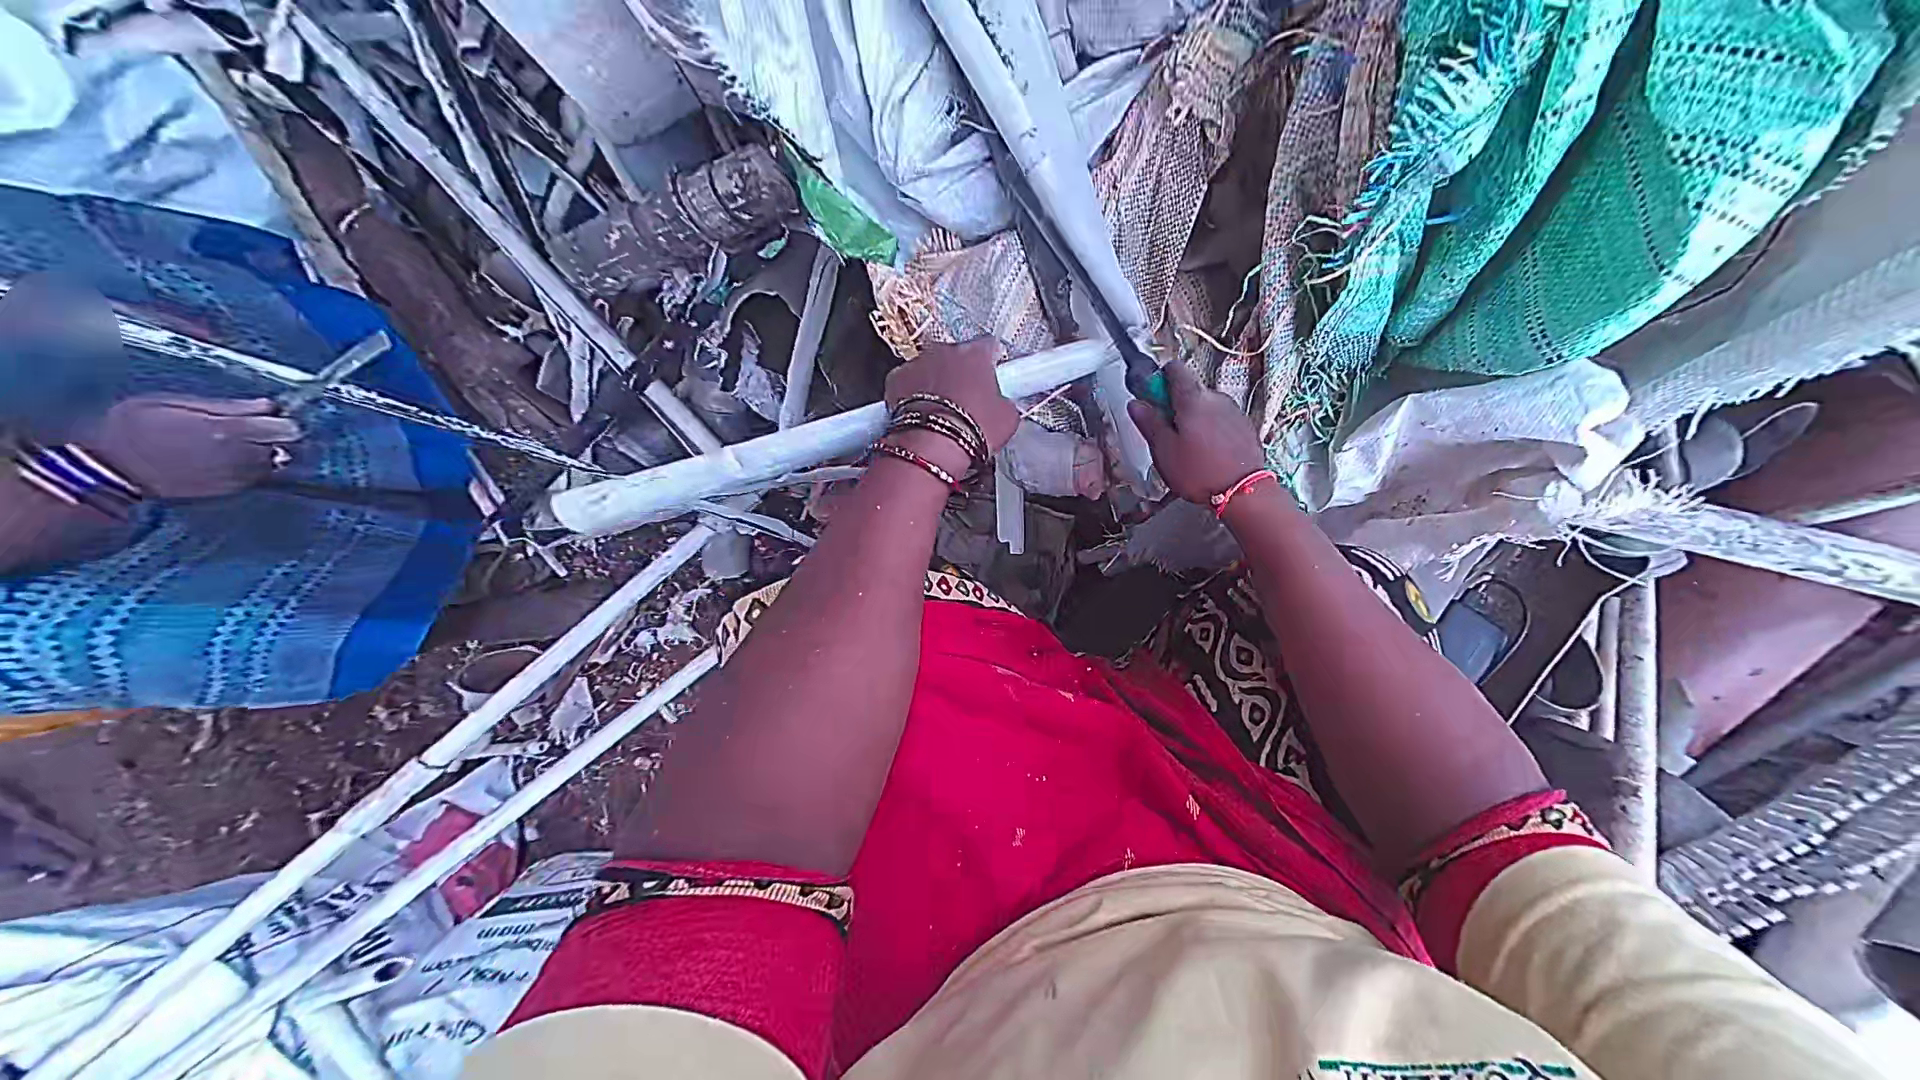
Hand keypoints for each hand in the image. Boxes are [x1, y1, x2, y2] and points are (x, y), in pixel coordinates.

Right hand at [74, 395, 302, 499]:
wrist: (111, 468)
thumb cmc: (134, 427)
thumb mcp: (172, 404)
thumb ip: (228, 406)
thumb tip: (269, 404)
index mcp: (229, 429)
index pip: (288, 427)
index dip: (284, 419)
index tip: (271, 414)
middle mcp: (244, 454)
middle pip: (288, 444)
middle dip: (278, 435)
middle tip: (253, 429)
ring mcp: (242, 474)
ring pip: (278, 460)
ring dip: (266, 452)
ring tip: (234, 445)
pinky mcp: (236, 489)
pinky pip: (262, 475)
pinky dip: (254, 466)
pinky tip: (226, 459)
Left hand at [882, 338, 1018, 475]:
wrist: (933, 447)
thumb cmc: (972, 430)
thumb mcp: (1007, 417)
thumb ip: (1004, 401)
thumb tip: (1001, 404)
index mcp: (976, 353)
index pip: (987, 346)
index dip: (990, 363)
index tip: (989, 377)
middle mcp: (944, 350)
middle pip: (954, 356)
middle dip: (959, 374)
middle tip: (965, 402)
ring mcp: (917, 362)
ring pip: (928, 368)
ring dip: (935, 384)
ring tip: (941, 412)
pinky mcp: (895, 379)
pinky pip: (906, 382)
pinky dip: (911, 394)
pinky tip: (921, 414)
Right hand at [1128, 361, 1267, 504]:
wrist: (1243, 492)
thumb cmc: (1200, 472)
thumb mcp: (1164, 449)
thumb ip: (1149, 422)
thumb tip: (1136, 405)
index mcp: (1193, 399)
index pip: (1174, 369)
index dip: (1158, 380)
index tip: (1151, 399)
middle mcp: (1216, 398)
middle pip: (1189, 390)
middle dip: (1174, 406)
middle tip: (1165, 433)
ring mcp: (1233, 411)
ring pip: (1205, 406)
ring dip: (1193, 419)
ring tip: (1186, 449)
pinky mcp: (1244, 426)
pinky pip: (1220, 420)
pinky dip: (1210, 430)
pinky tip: (1205, 453)